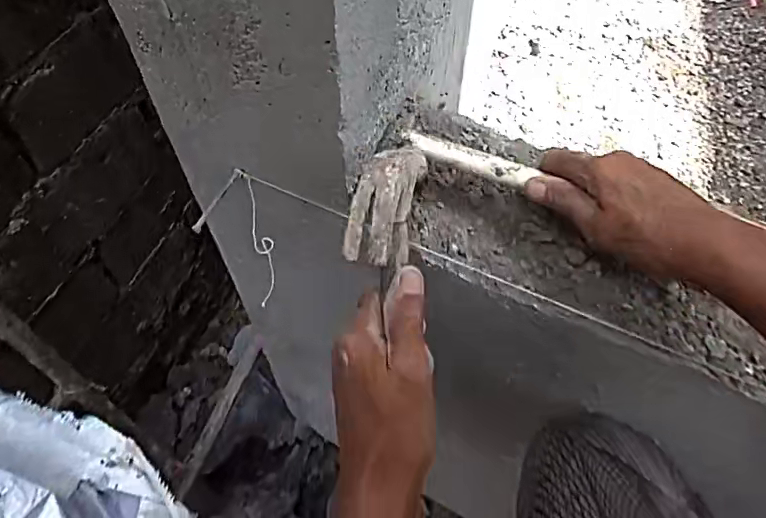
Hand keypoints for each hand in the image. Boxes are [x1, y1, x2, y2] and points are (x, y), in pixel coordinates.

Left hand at [331, 266, 434, 517]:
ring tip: (414, 382)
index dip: (405, 305)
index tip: (421, 327)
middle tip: (419, 363)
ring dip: (403, 354)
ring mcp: (347, 373)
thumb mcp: (414, 367)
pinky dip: (396, 371)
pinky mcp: (354, 391)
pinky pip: (379, 363)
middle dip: (406, 332)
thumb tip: (408, 275)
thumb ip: (409, 318)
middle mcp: (345, 352)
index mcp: (355, 340)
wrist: (380, 490)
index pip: (380, 294)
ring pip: (383, 342)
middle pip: (381, 317)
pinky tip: (406, 395)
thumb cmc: (399, 431)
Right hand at [523, 149, 735, 283]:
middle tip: (577, 223)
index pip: (554, 159)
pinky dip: (619, 198)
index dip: (538, 174)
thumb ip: (564, 202)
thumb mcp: (597, 229)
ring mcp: (639, 166)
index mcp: (599, 168)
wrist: (707, 243)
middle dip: (572, 190)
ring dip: (597, 196)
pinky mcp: (656, 178)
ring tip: (612, 232)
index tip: (526, 184)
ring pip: (603, 177)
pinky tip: (633, 226)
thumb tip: (535, 184)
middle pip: (579, 167)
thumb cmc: (655, 240)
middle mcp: (618, 159)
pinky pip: (624, 183)